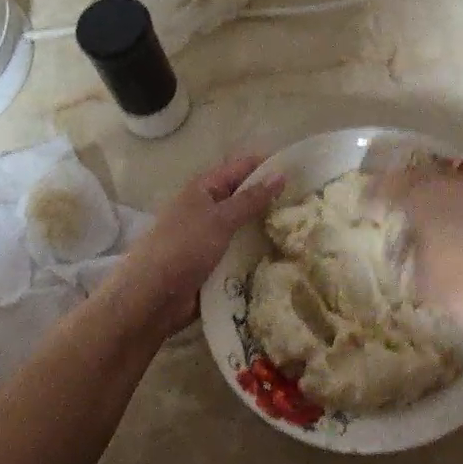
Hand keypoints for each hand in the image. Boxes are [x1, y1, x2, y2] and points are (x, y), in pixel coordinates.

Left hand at [110, 156, 285, 338]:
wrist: (153, 297)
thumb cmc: (183, 248)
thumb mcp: (219, 219)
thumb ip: (251, 199)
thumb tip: (281, 175)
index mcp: (202, 190)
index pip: (240, 168)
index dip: (267, 166)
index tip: (301, 170)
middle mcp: (205, 210)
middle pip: (243, 199)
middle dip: (272, 201)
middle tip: (308, 204)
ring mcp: (209, 239)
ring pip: (244, 229)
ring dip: (267, 230)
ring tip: (303, 230)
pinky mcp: (213, 265)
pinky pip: (240, 254)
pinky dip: (257, 254)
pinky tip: (283, 257)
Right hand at [375, 167, 462, 332]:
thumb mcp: (427, 283)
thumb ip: (417, 267)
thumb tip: (421, 261)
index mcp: (424, 196)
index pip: (391, 185)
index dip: (375, 194)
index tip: (365, 205)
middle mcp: (456, 187)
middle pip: (427, 182)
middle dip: (410, 195)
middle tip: (398, 212)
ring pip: (457, 196)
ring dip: (443, 211)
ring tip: (434, 235)